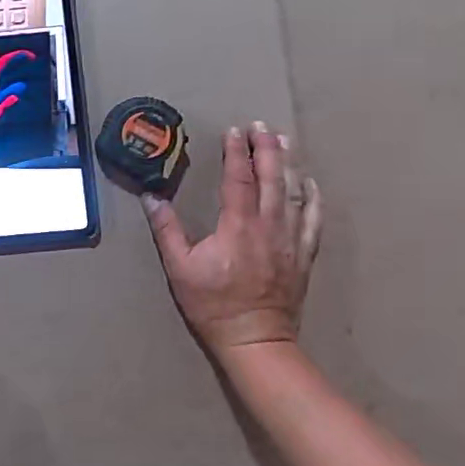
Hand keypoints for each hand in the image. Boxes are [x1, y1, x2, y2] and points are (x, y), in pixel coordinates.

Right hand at [143, 121, 323, 354]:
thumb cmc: (212, 304)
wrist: (255, 339)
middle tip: (261, 126)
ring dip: (288, 164)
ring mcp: (290, 240)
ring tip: (284, 141)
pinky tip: (309, 183)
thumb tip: (151, 197)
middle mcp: (268, 226)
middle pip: (271, 179)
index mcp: (237, 226)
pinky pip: (313, 219)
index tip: (234, 132)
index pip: (238, 179)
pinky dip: (312, 198)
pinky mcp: (303, 255)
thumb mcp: (179, 267)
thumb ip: (167, 230)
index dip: (236, 153)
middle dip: (265, 149)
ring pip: (293, 193)